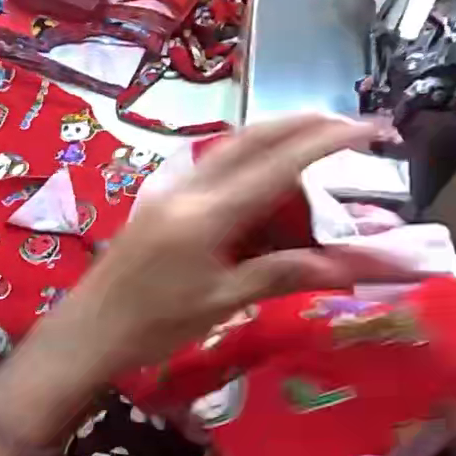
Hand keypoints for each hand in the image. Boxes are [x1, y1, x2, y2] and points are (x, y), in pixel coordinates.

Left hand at [31, 113, 403, 381]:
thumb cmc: (153, 325)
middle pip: (251, 139)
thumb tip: (342, 266)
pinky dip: (244, 162)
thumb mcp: (221, 303)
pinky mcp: (158, 203)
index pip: (279, 165)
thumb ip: (280, 274)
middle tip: (343, 124)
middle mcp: (188, 189)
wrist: (87, 331)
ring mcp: (168, 192)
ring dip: (271, 139)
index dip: (327, 142)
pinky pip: (210, 169)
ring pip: (228, 149)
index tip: (368, 127)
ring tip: (310, 143)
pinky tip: (260, 178)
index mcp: (207, 213)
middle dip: (300, 125)